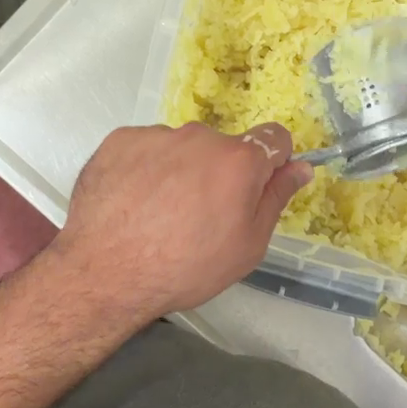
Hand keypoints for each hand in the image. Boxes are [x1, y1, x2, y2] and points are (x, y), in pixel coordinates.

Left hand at [52, 123, 311, 321]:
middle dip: (218, 174)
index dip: (270, 163)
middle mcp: (199, 137)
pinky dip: (144, 170)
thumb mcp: (246, 246)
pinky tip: (133, 204)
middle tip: (198, 218)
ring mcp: (155, 136)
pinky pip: (145, 150)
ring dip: (179, 171)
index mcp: (239, 161)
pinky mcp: (119, 141)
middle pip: (222, 148)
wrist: (106, 272)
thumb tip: (300, 168)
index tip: (254, 189)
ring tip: (158, 215)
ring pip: (181, 149)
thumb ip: (275, 199)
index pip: (273, 138)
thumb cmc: (186, 268)